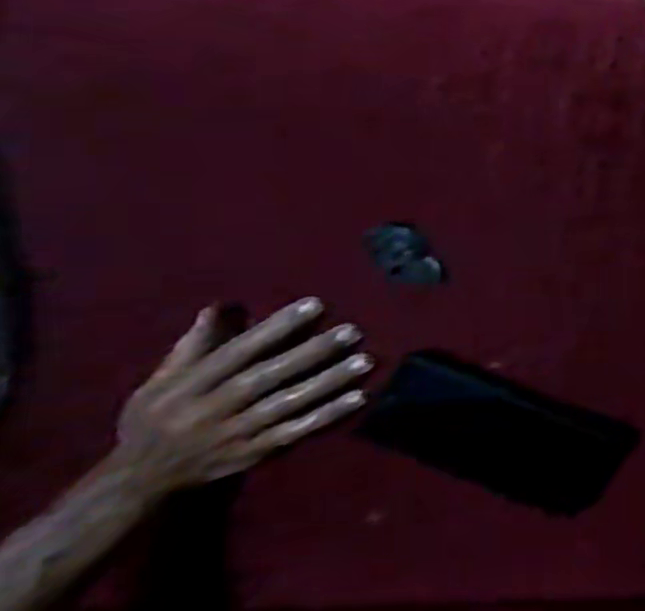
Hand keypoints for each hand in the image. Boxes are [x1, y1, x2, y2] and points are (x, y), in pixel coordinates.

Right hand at [111, 298, 371, 494]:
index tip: (316, 303)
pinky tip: (359, 398)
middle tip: (353, 330)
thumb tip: (220, 305)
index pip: (235, 353)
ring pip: (285, 405)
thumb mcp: (160, 383)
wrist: (137, 483)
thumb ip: (195, 345)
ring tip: (366, 361)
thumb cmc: (158, 417)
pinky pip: (293, 433)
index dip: (275, 328)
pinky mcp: (249, 455)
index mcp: (183, 389)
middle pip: (264, 379)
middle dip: (311, 354)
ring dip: (328, 383)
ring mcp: (230, 436)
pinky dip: (326, 416)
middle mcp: (206, 412)